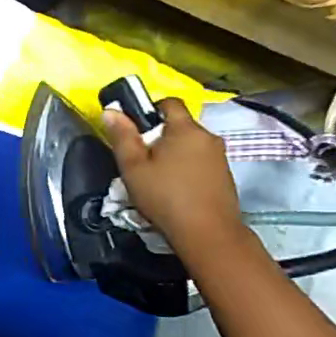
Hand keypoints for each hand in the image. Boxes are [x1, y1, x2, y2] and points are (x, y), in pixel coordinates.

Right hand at [103, 99, 244, 252]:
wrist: (207, 233)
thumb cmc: (165, 197)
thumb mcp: (133, 168)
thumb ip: (122, 137)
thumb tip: (110, 111)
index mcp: (185, 129)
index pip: (170, 103)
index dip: (150, 109)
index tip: (135, 130)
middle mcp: (207, 136)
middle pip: (180, 126)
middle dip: (160, 137)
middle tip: (141, 161)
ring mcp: (220, 156)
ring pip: (190, 146)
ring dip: (173, 155)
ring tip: (156, 179)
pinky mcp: (225, 176)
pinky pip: (200, 163)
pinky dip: (186, 170)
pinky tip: (175, 191)